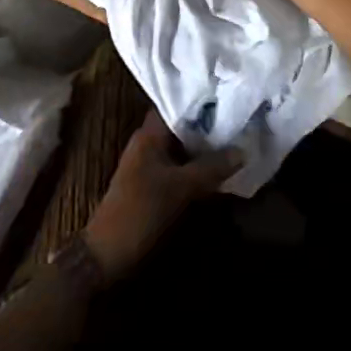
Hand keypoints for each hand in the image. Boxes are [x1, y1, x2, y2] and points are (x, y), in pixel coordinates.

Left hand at [82, 111, 239, 281]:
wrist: (107, 255)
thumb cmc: (140, 212)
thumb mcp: (180, 188)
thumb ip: (211, 167)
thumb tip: (242, 150)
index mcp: (149, 135)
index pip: (176, 104)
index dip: (200, 98)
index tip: (228, 94)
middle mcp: (148, 144)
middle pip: (182, 126)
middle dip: (209, 124)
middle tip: (240, 118)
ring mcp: (150, 165)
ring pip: (183, 148)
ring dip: (205, 147)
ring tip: (237, 140)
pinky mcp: (153, 184)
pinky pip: (181, 166)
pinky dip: (197, 165)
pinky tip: (220, 168)